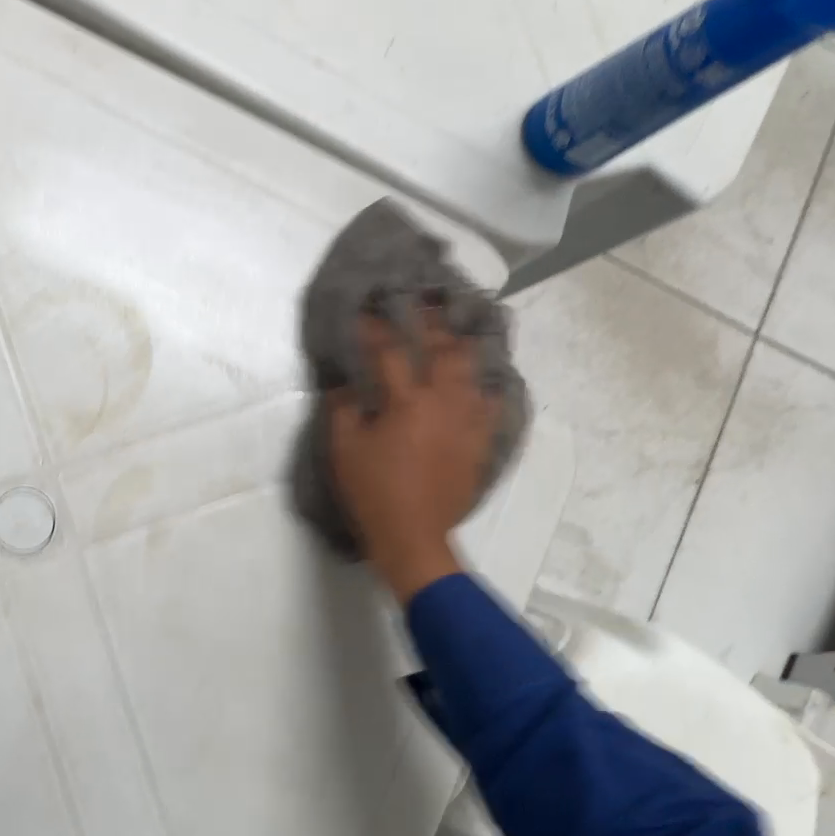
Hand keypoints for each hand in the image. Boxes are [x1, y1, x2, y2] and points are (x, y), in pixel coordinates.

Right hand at [330, 316, 498, 602]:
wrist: (413, 535)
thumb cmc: (373, 490)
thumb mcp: (343, 448)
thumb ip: (344, 408)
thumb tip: (347, 384)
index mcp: (407, 401)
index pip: (390, 351)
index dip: (375, 328)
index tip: (366, 310)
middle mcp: (445, 402)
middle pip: (444, 348)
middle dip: (432, 321)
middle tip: (424, 300)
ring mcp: (469, 420)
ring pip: (475, 369)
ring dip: (464, 344)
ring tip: (459, 327)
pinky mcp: (481, 440)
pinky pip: (491, 401)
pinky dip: (485, 382)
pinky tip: (481, 377)